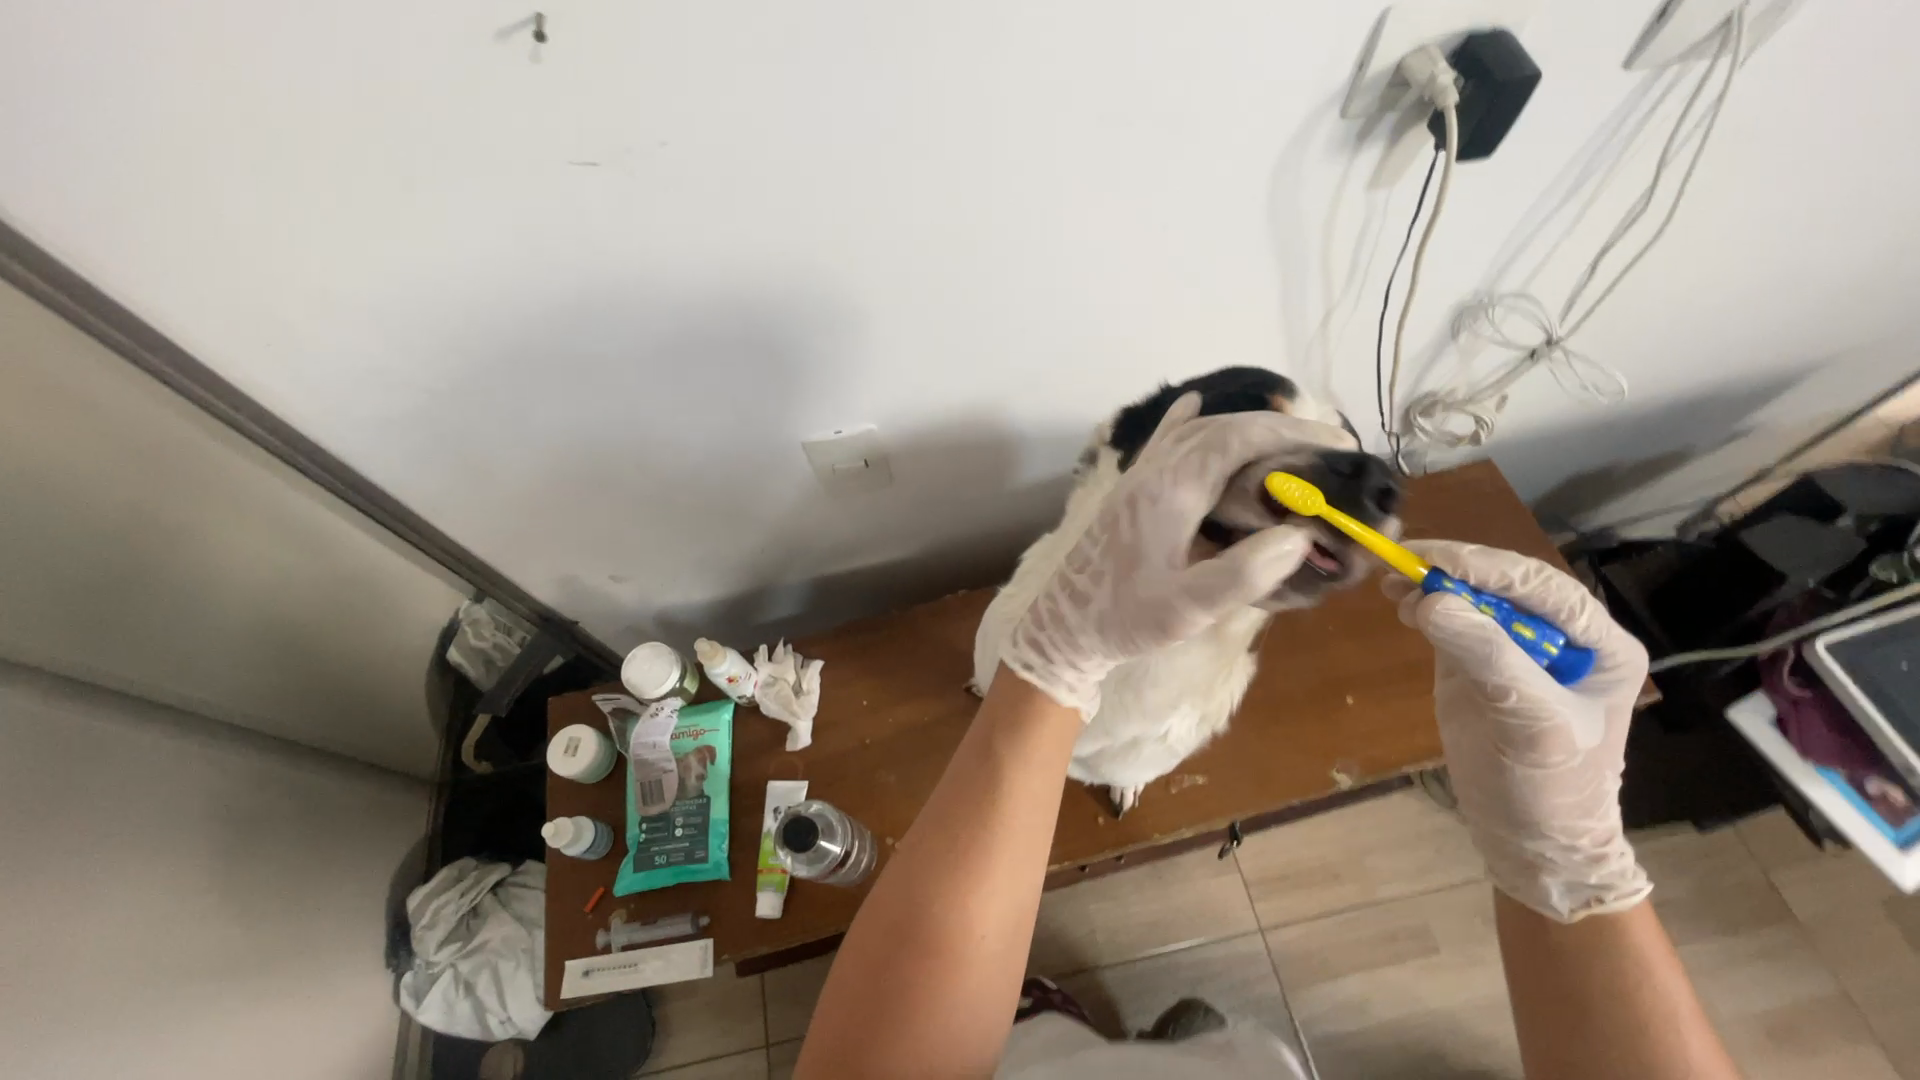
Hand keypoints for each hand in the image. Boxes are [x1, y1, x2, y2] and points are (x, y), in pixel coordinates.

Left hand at [1003, 392, 1352, 717]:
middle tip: (1327, 442)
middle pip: (1220, 427)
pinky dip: (1187, 423)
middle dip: (1277, 426)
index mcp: (1170, 491)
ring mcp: (1137, 478)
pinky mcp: (1129, 491)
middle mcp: (1153, 472)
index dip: (1291, 431)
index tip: (1338, 440)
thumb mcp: (1188, 609)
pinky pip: (1162, 442)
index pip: (1237, 438)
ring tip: (1288, 436)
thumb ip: (1242, 575)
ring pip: (1194, 431)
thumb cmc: (1125, 619)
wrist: (1065, 625)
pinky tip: (1192, 407)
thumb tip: (1297, 536)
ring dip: (1242, 426)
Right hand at [1384, 541, 1651, 922]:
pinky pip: (1453, 621)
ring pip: (1476, 596)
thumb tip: (1430, 600)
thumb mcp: (1529, 721)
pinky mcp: (1478, 662)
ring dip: (1435, 584)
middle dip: (1456, 570)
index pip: (1542, 588)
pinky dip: (1425, 607)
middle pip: (1506, 584)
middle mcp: (1561, 636)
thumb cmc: (1550, 786)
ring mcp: (1517, 648)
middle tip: (1403, 562)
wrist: (1530, 837)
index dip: (1487, 568)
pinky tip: (1401, 604)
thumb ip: (1487, 656)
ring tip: (1393, 583)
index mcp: (1598, 644)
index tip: (1431, 558)